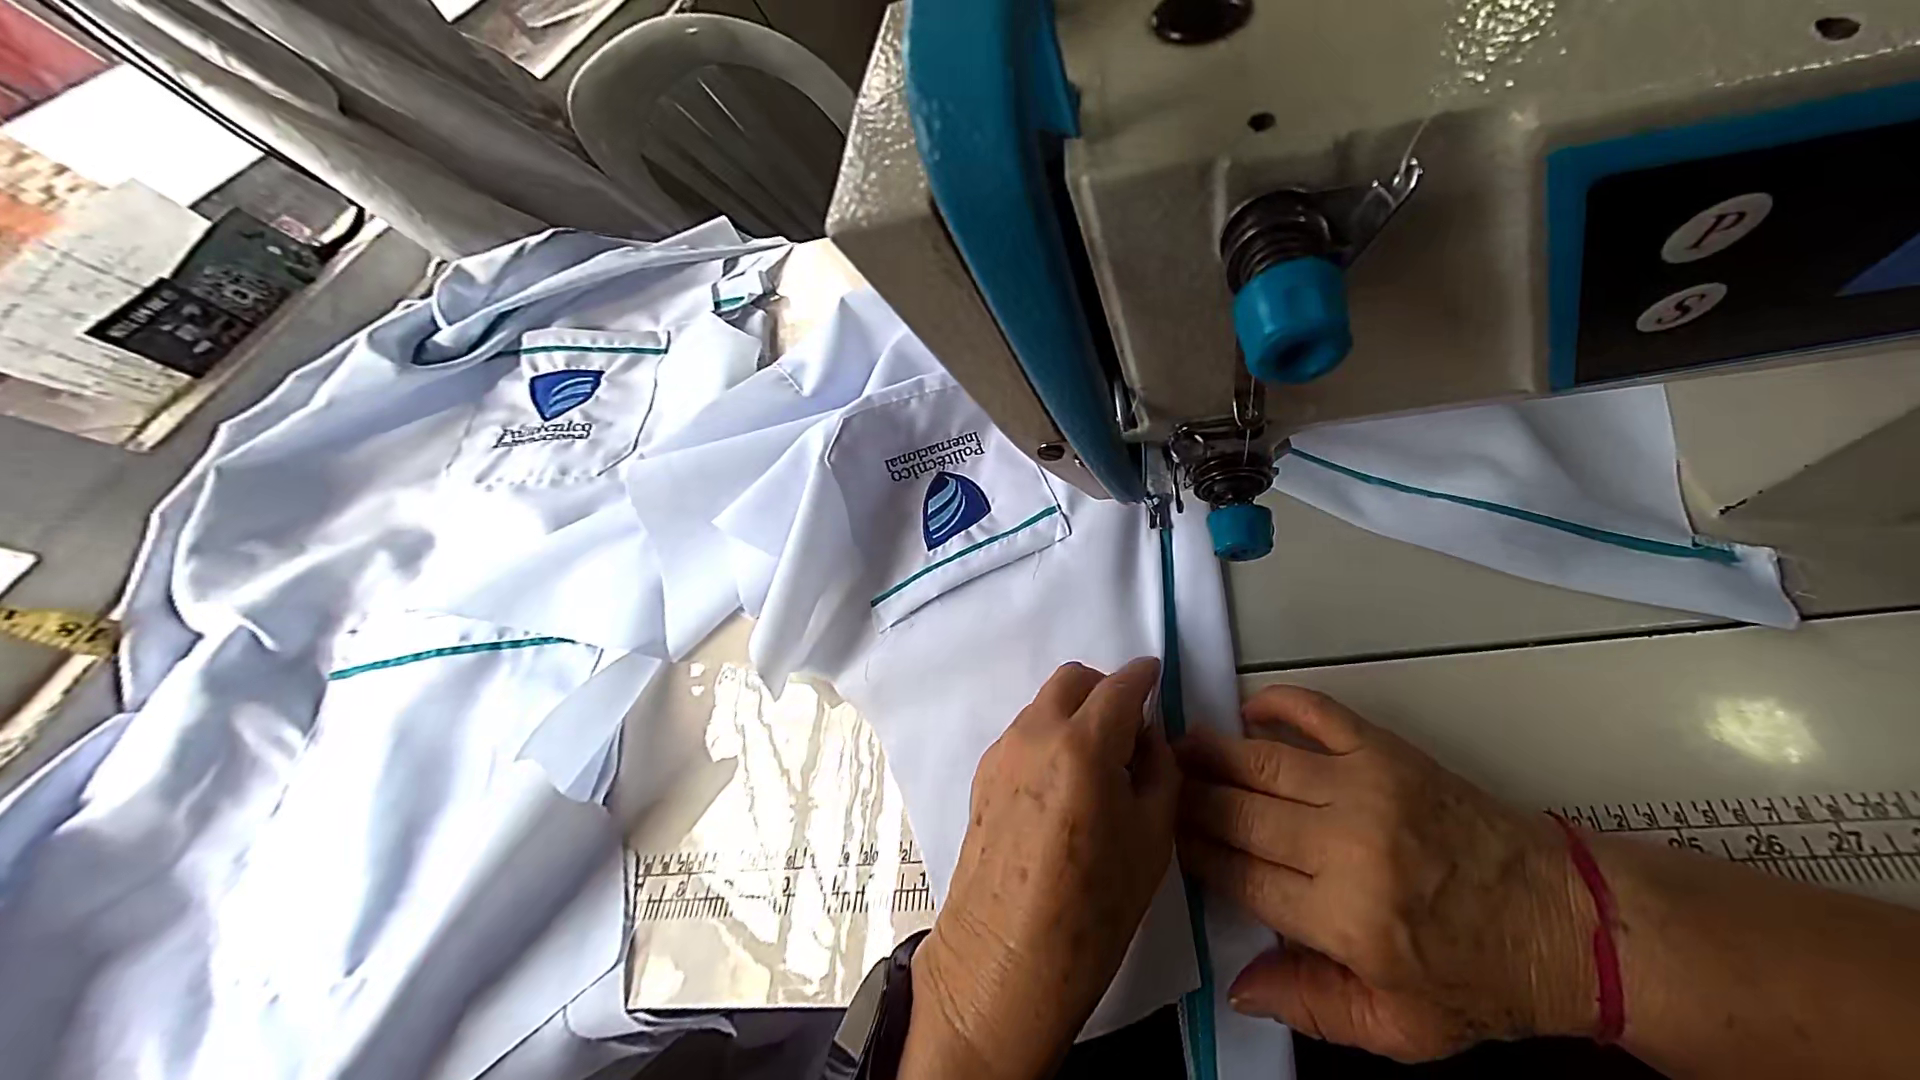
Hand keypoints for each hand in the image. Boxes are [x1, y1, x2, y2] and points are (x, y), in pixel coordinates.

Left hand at [903, 659, 1179, 1079]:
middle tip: (1129, 725)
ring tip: (1097, 762)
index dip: (1144, 675)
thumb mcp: (1153, 839)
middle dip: (1105, 688)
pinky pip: (1025, 733)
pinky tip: (1064, 785)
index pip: (1119, 686)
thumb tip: (1145, 736)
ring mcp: (1002, 752)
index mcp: (1082, 746)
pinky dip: (1050, 736)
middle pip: (1073, 679)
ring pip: (1044, 704)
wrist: (1004, 961)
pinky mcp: (983, 774)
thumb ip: (1157, 769)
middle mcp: (1034, 734)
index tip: (1156, 676)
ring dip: (1075, 713)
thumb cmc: (1093, 910)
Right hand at [1175, 686, 1592, 1061]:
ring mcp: (1366, 788)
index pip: (1235, 874)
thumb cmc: (1479, 979)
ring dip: (1210, 751)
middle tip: (1157, 787)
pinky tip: (1248, 710)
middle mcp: (1345, 847)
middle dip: (1186, 799)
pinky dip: (1277, 703)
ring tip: (1178, 746)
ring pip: (1259, 761)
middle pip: (1234, 812)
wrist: (1567, 921)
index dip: (1190, 853)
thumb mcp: (1400, 1030)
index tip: (1166, 838)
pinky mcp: (1387, 752)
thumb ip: (1311, 1006)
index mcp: (1344, 920)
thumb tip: (1234, 983)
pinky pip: (1317, 712)